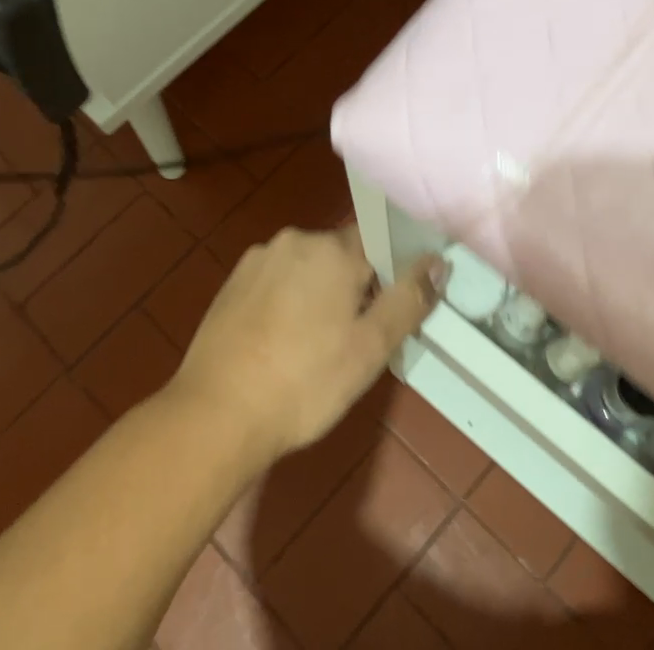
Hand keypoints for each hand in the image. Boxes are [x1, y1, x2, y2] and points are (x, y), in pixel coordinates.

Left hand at [169, 227, 446, 460]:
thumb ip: (408, 299)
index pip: (380, 238)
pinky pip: (276, 282)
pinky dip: (289, 303)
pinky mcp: (231, 285)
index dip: (395, 269)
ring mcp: (256, 261)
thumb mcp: (371, 348)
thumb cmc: (305, 383)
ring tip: (320, 346)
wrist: (216, 414)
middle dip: (356, 285)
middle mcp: (293, 241)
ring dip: (321, 294)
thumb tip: (437, 260)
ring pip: (307, 269)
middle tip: (360, 338)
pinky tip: (285, 344)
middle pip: (342, 253)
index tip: (396, 306)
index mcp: (332, 249)